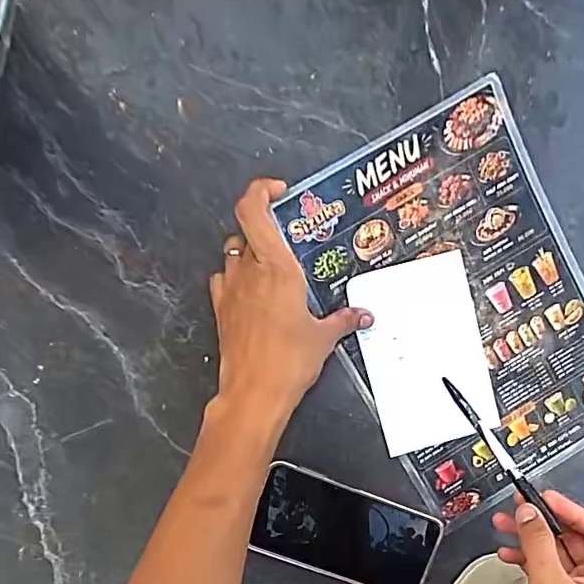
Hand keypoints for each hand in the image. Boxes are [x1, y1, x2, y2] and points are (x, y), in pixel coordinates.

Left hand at [208, 180, 371, 424]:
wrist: (254, 392)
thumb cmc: (289, 362)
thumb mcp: (324, 338)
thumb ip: (343, 319)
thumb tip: (361, 314)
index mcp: (277, 269)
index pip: (253, 209)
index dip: (260, 190)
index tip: (278, 191)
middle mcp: (249, 273)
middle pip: (246, 230)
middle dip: (266, 229)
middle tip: (288, 241)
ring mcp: (231, 290)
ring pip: (234, 254)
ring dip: (250, 253)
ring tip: (273, 270)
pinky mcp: (221, 310)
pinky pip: (224, 280)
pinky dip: (236, 279)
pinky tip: (252, 293)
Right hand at [492, 491, 583, 583]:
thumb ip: (537, 543)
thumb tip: (530, 514)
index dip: (571, 509)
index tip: (546, 499)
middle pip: (576, 538)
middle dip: (545, 523)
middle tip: (522, 509)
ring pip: (557, 553)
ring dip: (532, 539)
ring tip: (508, 526)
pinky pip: (546, 571)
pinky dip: (528, 559)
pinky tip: (511, 553)